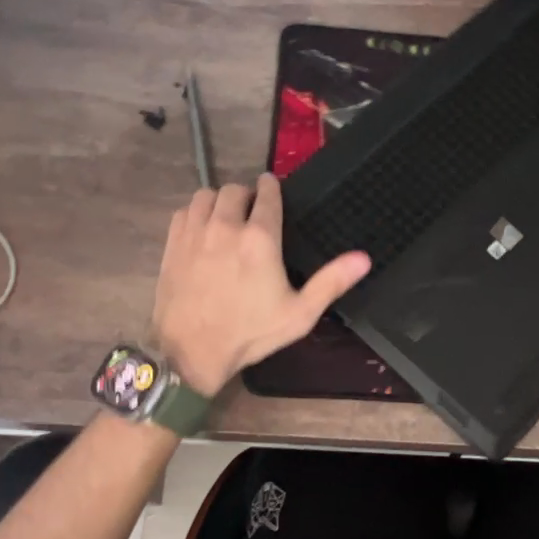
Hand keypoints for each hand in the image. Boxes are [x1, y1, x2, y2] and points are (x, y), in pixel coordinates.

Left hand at [151, 173, 370, 393]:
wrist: (191, 350)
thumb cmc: (251, 333)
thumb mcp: (300, 313)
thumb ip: (331, 282)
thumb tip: (364, 258)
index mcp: (261, 239)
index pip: (267, 196)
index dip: (272, 187)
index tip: (273, 187)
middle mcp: (226, 226)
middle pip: (235, 190)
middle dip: (247, 195)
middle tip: (253, 211)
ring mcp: (195, 233)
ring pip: (207, 195)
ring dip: (220, 201)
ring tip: (228, 216)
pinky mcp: (173, 243)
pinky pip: (185, 210)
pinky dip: (197, 212)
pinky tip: (203, 229)